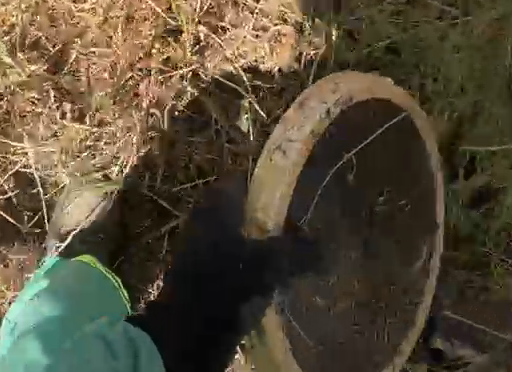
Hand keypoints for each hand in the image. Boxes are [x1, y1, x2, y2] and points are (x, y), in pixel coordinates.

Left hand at [128, 177, 318, 371]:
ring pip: (241, 239)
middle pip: (246, 211)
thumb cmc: (225, 282)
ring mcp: (203, 247)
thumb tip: (326, 249)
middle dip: (272, 224)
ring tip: (290, 266)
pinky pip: (234, 265)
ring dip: (263, 251)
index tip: (295, 204)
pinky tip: (270, 287)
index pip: (246, 180)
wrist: (185, 330)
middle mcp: (207, 217)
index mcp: (217, 202)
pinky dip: (252, 272)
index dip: (270, 189)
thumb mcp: (269, 264)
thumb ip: (299, 252)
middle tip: (299, 239)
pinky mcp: (204, 275)